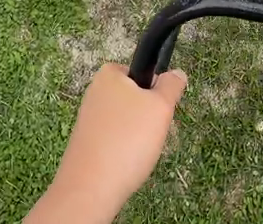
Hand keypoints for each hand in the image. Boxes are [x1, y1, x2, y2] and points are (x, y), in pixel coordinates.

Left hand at [26, 63, 187, 223]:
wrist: (89, 190)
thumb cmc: (127, 140)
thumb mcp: (161, 107)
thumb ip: (172, 86)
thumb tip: (177, 73)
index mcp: (108, 74)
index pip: (141, 72)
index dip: (154, 90)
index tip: (158, 110)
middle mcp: (95, 92)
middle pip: (134, 98)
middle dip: (147, 117)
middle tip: (150, 134)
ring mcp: (88, 119)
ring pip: (126, 122)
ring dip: (136, 137)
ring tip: (138, 154)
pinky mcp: (85, 143)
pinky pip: (114, 140)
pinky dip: (123, 151)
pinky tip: (125, 165)